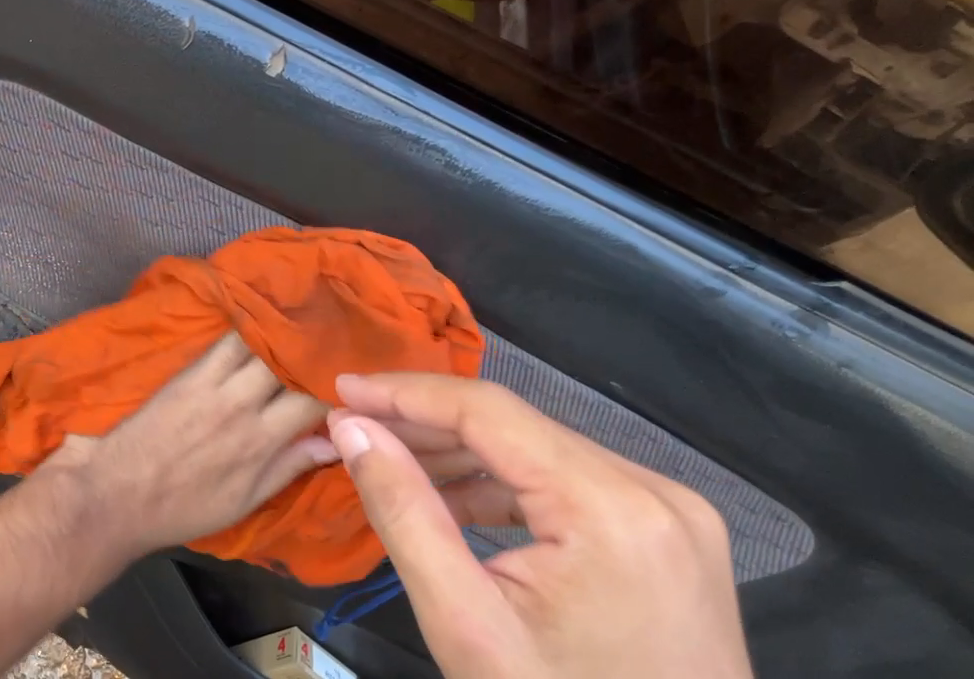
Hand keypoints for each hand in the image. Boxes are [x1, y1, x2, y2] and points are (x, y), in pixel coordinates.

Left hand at [40, 333, 337, 556]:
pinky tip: (258, 316)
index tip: (350, 375)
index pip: (314, 401)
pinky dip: (246, 328)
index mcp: (262, 441)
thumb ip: (290, 466)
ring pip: (260, 345)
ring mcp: (213, 384)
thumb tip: (335, 443)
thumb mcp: (246, 500)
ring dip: (282, 333)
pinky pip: (225, 341)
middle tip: (329, 338)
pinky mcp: (187, 372)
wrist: (120, 492)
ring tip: (302, 319)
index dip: (337, 386)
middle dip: (313, 350)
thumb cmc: (184, 506)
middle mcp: (243, 406)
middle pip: (290, 364)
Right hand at [329, 372, 752, 678]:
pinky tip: (451, 499)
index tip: (341, 389)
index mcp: (611, 508)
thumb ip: (403, 511)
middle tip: (353, 426)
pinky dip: (502, 483)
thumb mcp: (464, 621)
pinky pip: (567, 481)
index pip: (488, 412)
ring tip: (389, 458)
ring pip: (537, 448)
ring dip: (458, 452)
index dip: (405, 393)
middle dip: (425, 423)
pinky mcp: (667, 532)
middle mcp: (653, 491)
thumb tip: (350, 427)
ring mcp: (670, 511)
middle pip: (513, 426)